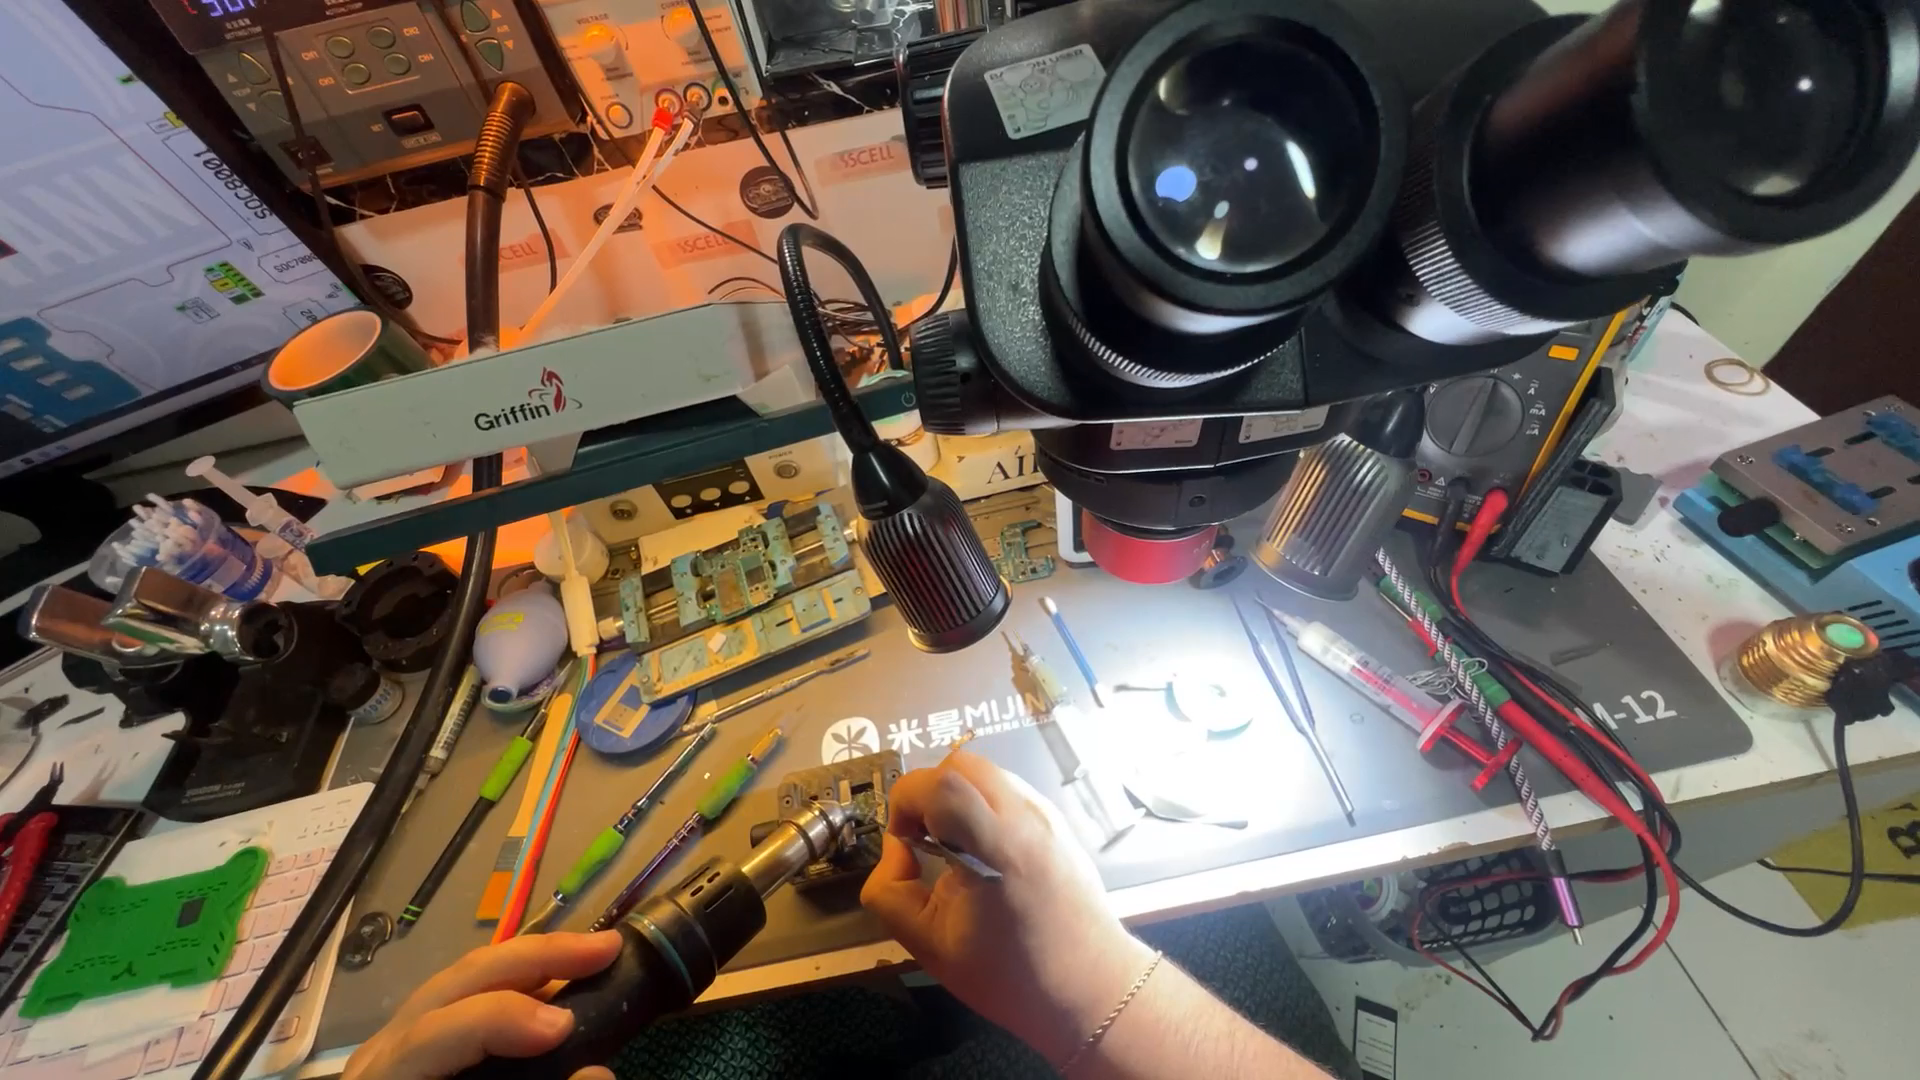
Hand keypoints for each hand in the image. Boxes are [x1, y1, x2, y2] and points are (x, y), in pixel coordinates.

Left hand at [343, 931, 622, 1079]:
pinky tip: (564, 976)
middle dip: (536, 959)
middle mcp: (382, 1056)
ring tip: (595, 952)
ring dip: (538, 957)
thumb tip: (598, 1075)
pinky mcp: (426, 1037)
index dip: (498, 1020)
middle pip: (457, 983)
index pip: (432, 1038)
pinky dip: (525, 976)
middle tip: (606, 950)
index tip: (564, 1026)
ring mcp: (401, 1041)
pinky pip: (477, 990)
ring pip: (468, 974)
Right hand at [860, 751, 1155, 1064]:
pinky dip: (981, 802)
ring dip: (956, 795)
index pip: (940, 785)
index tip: (904, 839)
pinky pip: (1007, 787)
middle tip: (924, 835)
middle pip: (961, 763)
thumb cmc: (1012, 976)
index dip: (906, 800)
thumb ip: (891, 893)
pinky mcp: (1056, 816)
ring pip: (985, 771)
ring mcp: (1046, 811)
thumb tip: (897, 850)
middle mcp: (1025, 815)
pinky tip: (984, 849)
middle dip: (928, 791)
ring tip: (954, 843)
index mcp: (997, 846)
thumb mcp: (930, 947)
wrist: (1093, 987)